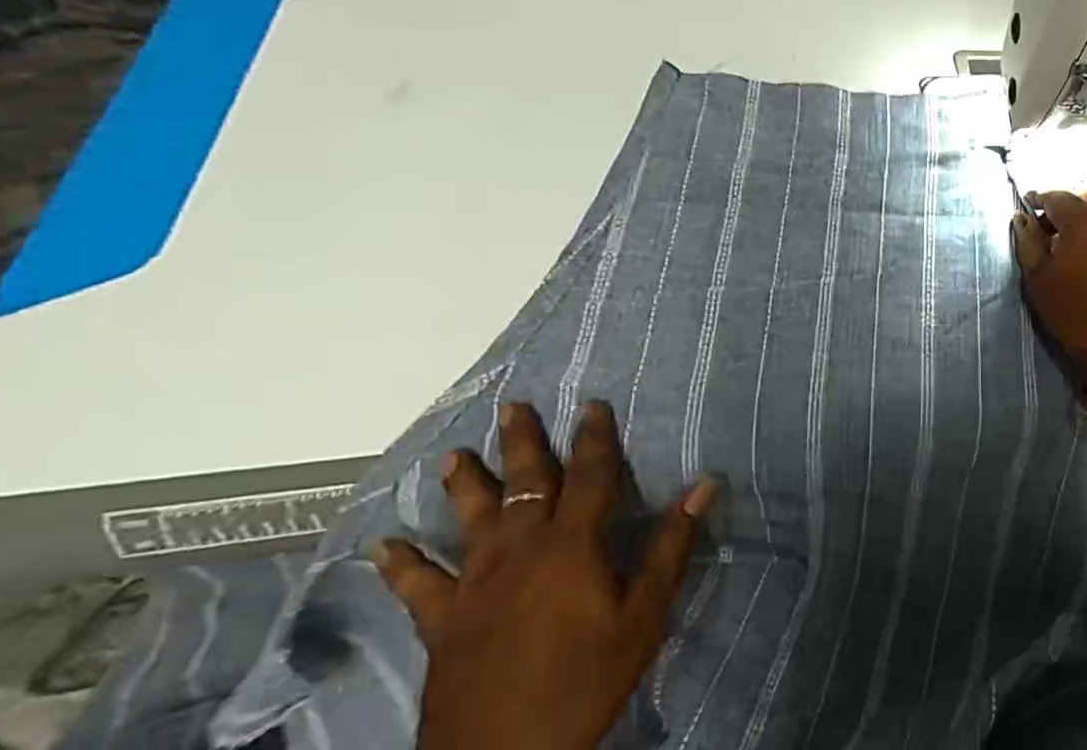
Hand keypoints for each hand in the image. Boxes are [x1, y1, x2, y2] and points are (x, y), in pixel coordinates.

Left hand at [372, 401, 717, 749]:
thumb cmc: (585, 681)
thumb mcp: (644, 617)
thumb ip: (670, 548)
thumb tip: (703, 485)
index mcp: (571, 544)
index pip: (590, 475)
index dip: (595, 437)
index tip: (593, 404)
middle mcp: (520, 548)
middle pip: (524, 482)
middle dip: (522, 442)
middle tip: (512, 406)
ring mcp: (475, 582)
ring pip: (470, 519)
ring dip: (463, 484)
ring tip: (451, 455)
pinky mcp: (443, 620)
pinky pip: (418, 586)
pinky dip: (402, 565)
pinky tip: (383, 546)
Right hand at [1012, 189, 1086, 420]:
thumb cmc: (1076, 315)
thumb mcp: (1039, 279)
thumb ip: (1029, 242)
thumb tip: (1023, 219)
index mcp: (1086, 221)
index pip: (1057, 196)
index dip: (1037, 200)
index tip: (1026, 209)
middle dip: (1065, 207)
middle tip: (1045, 230)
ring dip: (1086, 221)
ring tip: (1068, 249)